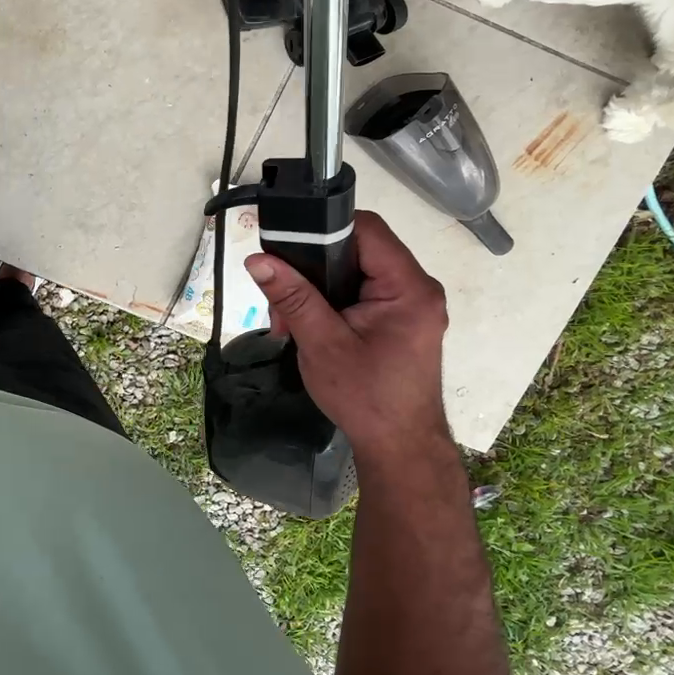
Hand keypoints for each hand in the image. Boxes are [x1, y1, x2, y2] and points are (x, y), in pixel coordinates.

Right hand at [244, 211, 450, 456]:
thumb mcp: (321, 343)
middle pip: (357, 249)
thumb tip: (257, 259)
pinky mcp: (397, 320)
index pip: (367, 230)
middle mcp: (416, 289)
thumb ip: (292, 297)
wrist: (398, 445)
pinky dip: (328, 302)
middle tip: (281, 299)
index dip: (324, 229)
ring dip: (315, 289)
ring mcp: (408, 305)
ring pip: (353, 272)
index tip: (284, 246)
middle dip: (311, 268)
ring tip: (290, 319)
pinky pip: (358, 292)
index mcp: (408, 288)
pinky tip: (307, 325)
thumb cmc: (365, 396)